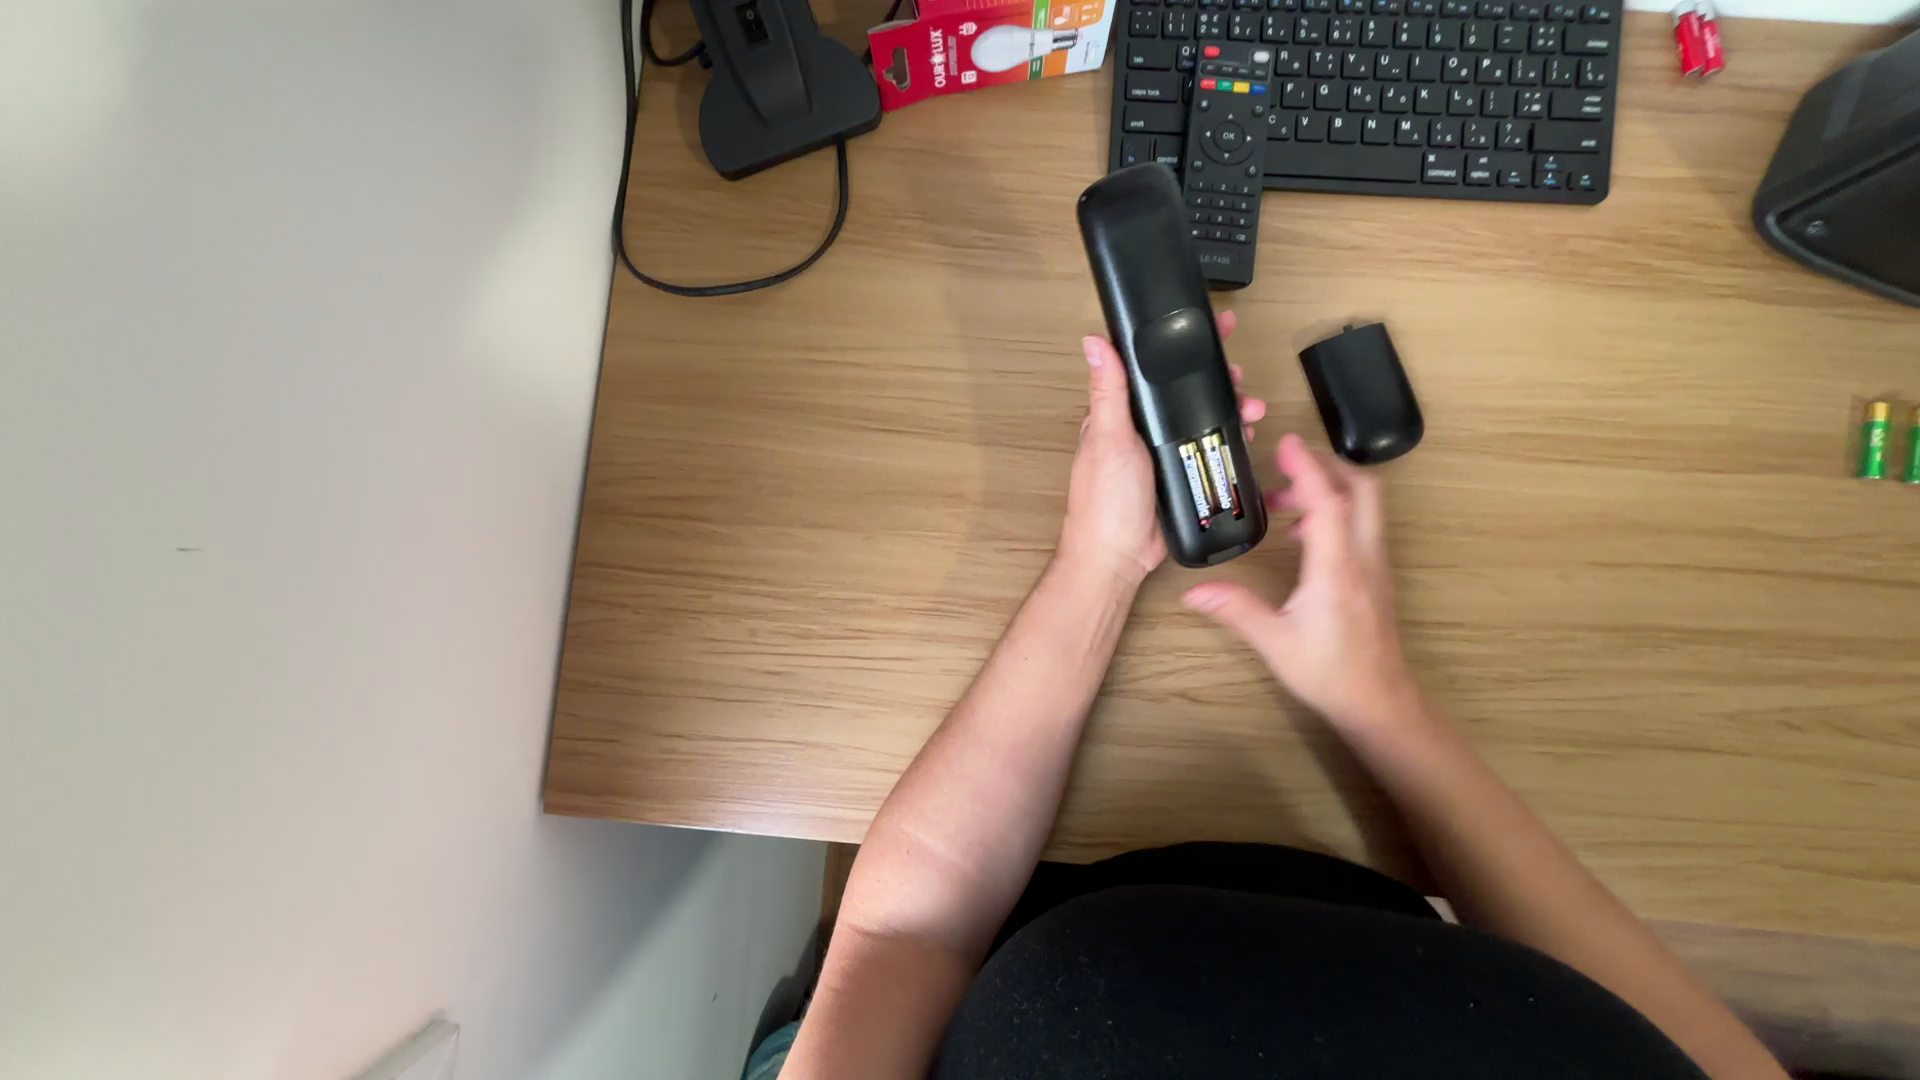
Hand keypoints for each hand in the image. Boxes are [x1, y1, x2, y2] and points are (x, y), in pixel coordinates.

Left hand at [1059, 311, 1265, 585]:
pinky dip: (1229, 438)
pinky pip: (1208, 448)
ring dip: (1228, 408)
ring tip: (1251, 407)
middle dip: (1214, 379)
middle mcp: (1139, 430)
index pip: (1148, 369)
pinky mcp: (1179, 474)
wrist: (1120, 556)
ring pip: (1201, 419)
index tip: (1206, 326)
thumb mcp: (1109, 438)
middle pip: (1182, 393)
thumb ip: (1108, 391)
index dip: (1176, 346)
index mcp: (1118, 415)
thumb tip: (1094, 343)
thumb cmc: (1104, 501)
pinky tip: (1245, 434)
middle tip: (1238, 373)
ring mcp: (1160, 452)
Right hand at [1181, 434, 1420, 729]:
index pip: (1328, 502)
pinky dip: (1336, 512)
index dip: (1308, 467)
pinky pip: (1362, 526)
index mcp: (1337, 568)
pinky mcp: (1375, 575)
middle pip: (1361, 489)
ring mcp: (1375, 565)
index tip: (1287, 443)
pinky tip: (1304, 534)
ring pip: (1366, 506)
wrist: (1380, 701)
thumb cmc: (1331, 673)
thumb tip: (1194, 592)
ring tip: (1285, 498)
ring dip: (1330, 489)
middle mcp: (1363, 558)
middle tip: (1288, 461)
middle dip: (1327, 465)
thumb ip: (1236, 610)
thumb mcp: (1275, 642)